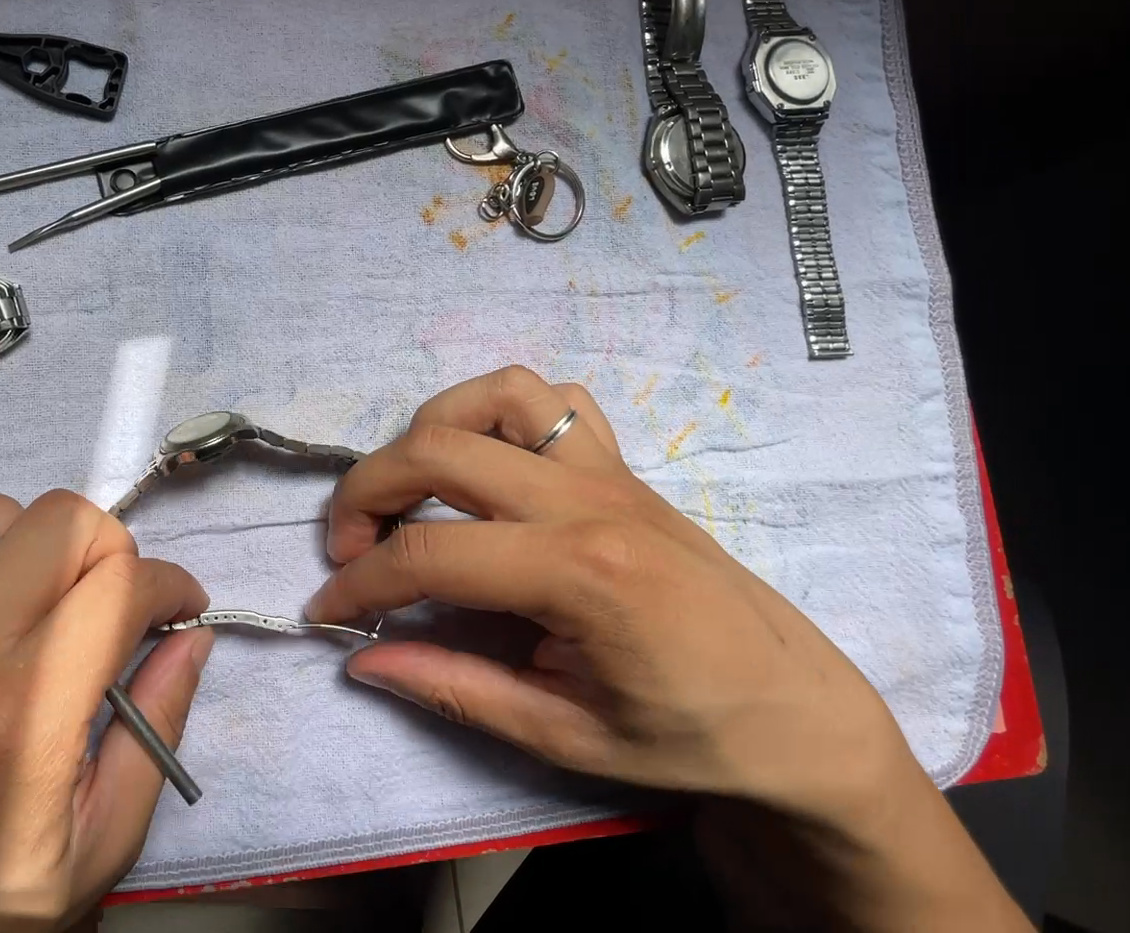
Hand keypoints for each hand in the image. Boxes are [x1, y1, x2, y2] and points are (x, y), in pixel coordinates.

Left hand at [0, 490, 213, 932]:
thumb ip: (159, 725)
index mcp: (26, 714)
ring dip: (44, 543)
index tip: (181, 610)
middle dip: (113, 546)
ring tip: (55, 601)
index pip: (119, 585)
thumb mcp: (105, 840)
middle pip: (58, 521)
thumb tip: (191, 637)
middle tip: (119, 602)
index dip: (171, 585)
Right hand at [308, 366, 1027, 930]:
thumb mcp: (562, 736)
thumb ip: (452, 688)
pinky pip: (554, 399)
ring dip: (429, 431)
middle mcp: (586, 500)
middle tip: (350, 548)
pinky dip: (499, 411)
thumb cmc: (688, 734)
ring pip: (494, 394)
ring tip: (412, 489)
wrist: (802, 712)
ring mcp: (607, 470)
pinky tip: (485, 464)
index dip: (359, 582)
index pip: (428, 555)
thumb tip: (362, 659)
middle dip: (365, 492)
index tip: (327, 611)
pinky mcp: (622, 465)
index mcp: (578, 574)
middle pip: (437, 451)